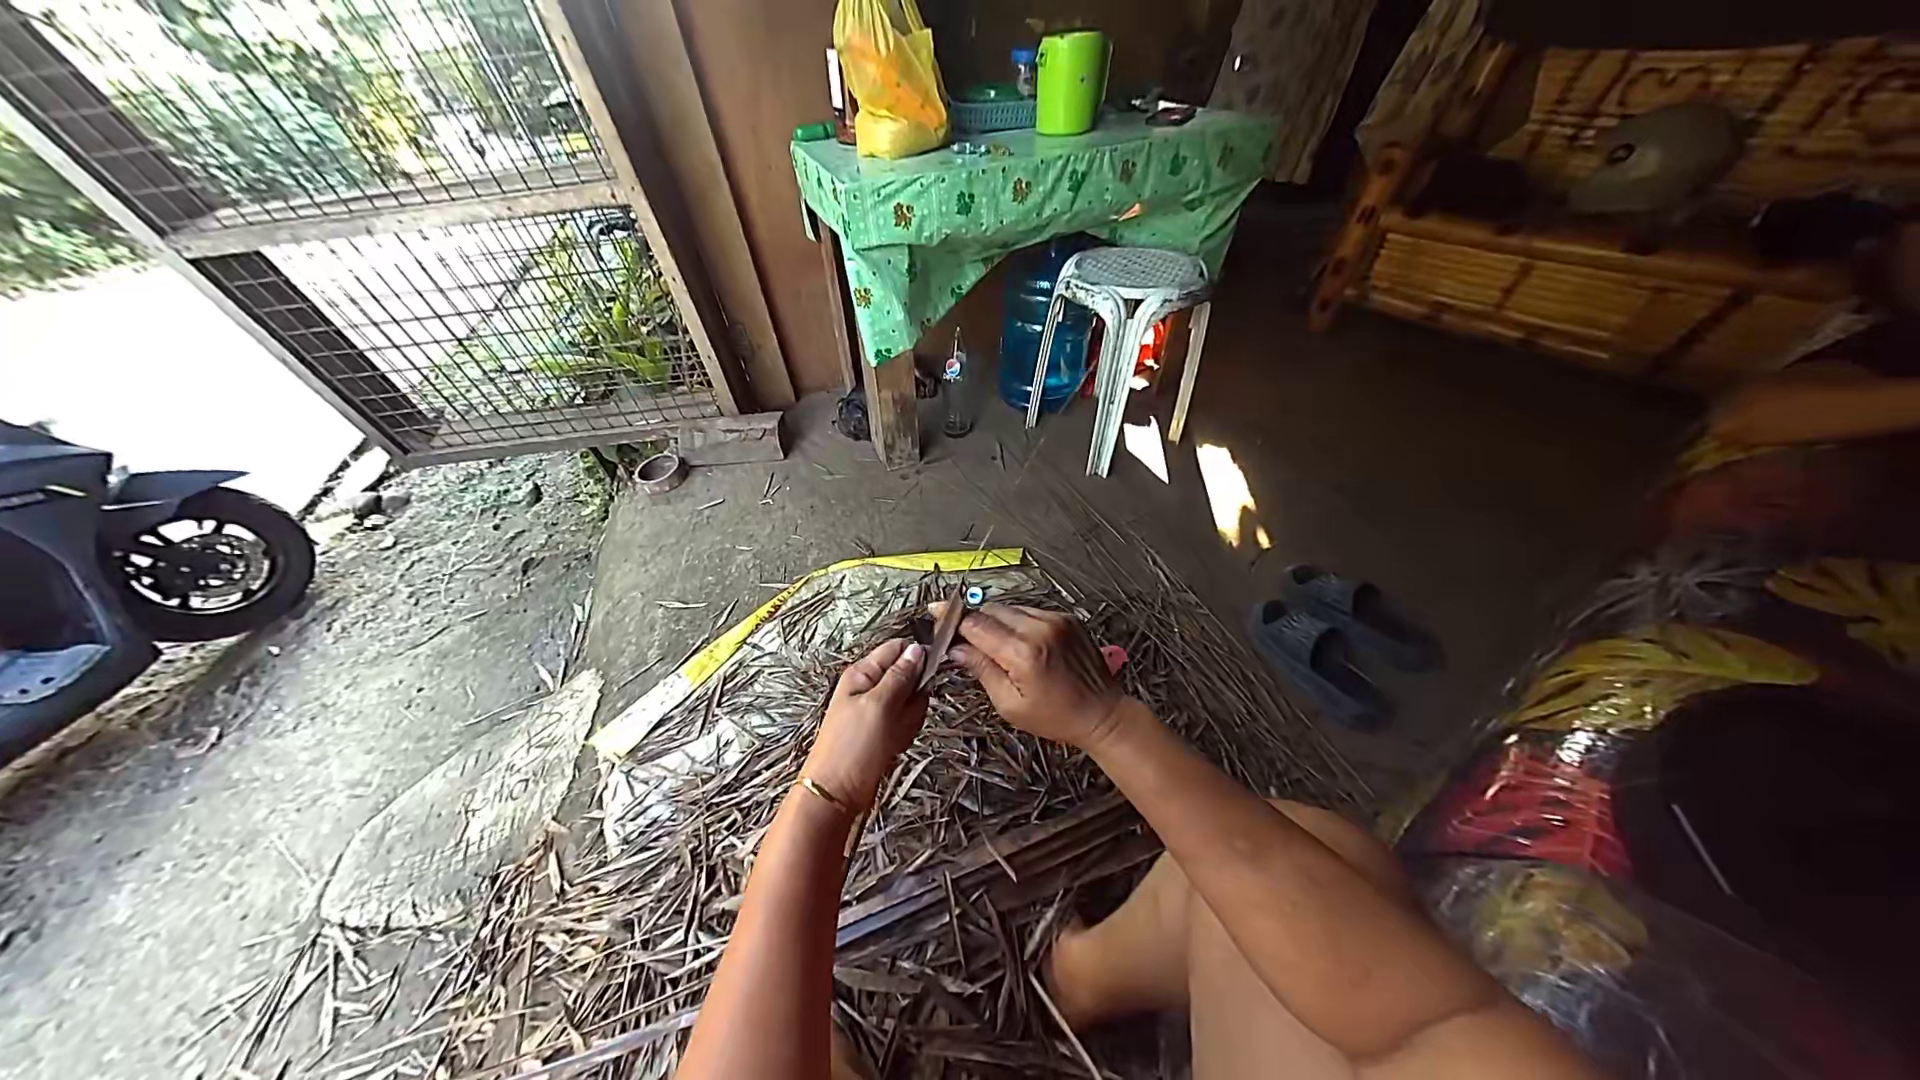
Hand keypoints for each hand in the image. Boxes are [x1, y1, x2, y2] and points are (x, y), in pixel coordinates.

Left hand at [802, 639, 928, 813]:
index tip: (929, 673)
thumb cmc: (850, 749)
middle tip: (901, 713)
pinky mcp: (883, 730)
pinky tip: (893, 745)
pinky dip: (905, 734)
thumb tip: (916, 649)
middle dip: (914, 697)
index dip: (916, 658)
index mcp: (862, 673)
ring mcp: (877, 710)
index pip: (897, 649)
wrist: (837, 794)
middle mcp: (869, 688)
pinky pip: (906, 723)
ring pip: (911, 703)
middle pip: (909, 677)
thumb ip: (900, 675)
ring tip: (894, 733)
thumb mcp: (879, 705)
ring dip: (910, 719)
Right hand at [935, 603, 1126, 749]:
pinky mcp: (1066, 618)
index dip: (953, 620)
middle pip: (990, 610)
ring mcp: (1055, 619)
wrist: (1102, 714)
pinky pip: (1029, 611)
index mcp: (1023, 653)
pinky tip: (1015, 640)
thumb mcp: (1010, 704)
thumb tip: (956, 648)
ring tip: (989, 641)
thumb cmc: (1055, 717)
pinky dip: (1016, 621)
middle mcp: (1039, 628)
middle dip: (972, 620)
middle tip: (959, 633)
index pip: (976, 624)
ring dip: (994, 620)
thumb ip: (981, 670)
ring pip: (1009, 608)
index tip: (935, 615)